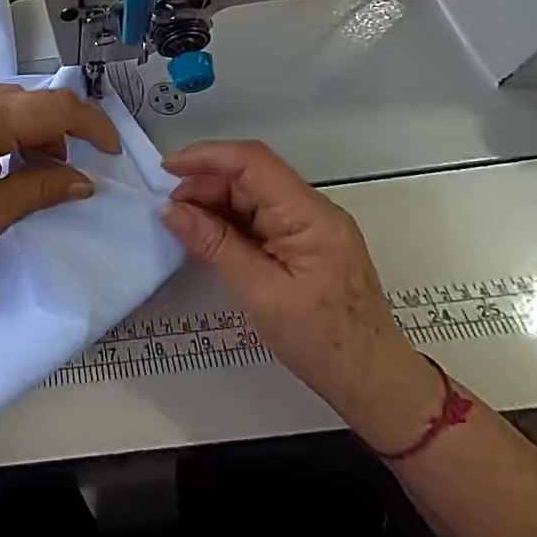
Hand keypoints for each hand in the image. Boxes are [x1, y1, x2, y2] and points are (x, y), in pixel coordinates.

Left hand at [0, 83, 120, 305]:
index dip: (92, 126)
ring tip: (27, 177)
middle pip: (30, 103)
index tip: (110, 151)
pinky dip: (1, 133)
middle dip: (57, 135)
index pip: (56, 106)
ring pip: (6, 106)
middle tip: (62, 176)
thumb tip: (82, 181)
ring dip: (28, 134)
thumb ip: (43, 188)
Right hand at [160, 140, 442, 451]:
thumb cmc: (320, 339)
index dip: (206, 157)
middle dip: (203, 184)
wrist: (371, 379)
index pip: (253, 163)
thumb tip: (171, 210)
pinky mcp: (301, 242)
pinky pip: (257, 217)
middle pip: (250, 176)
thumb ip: (214, 244)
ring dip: (211, 203)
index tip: (165, 170)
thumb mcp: (258, 291)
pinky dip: (225, 221)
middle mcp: (312, 211)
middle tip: (167, 211)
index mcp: (309, 217)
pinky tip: (204, 236)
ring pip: (250, 195)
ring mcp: (308, 226)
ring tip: (180, 225)